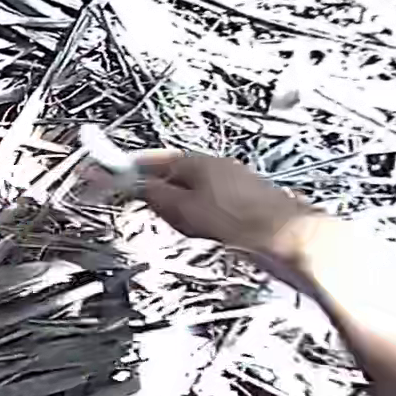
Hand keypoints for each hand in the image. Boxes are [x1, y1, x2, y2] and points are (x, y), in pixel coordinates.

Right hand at [134, 150, 321, 262]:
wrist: (286, 236)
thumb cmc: (233, 219)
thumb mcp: (177, 206)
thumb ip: (150, 192)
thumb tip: (131, 184)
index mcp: (198, 161)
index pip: (151, 159)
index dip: (128, 169)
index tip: (109, 177)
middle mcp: (218, 165)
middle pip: (171, 171)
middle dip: (152, 185)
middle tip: (138, 202)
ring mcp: (234, 180)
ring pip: (189, 186)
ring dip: (173, 199)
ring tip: (171, 218)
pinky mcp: (244, 198)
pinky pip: (206, 198)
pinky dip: (193, 208)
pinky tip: (196, 224)